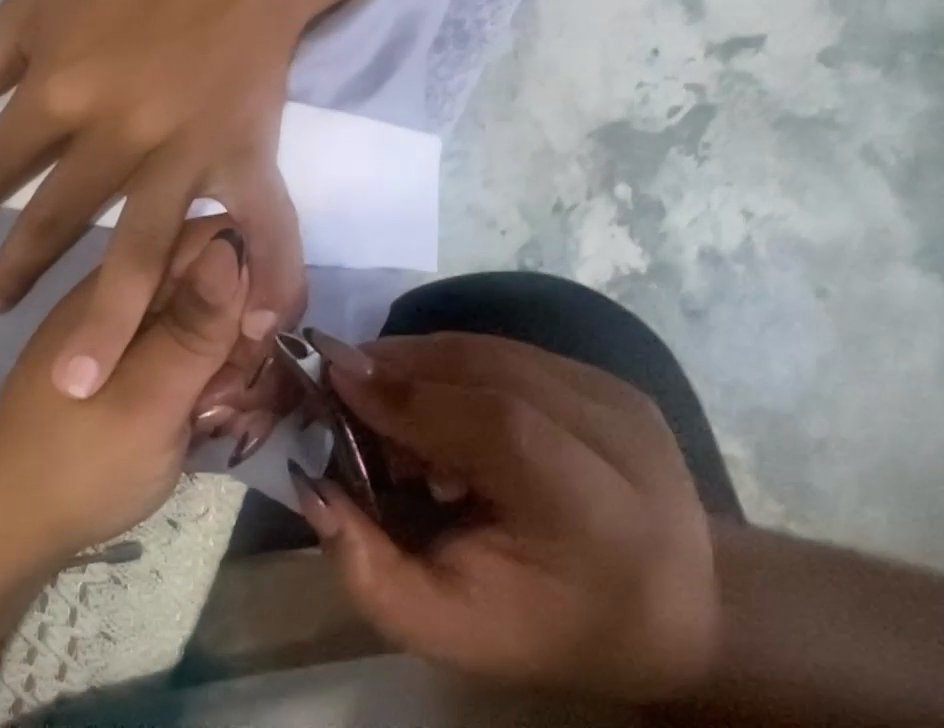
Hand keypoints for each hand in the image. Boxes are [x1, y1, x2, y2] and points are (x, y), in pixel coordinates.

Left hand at [0, 0, 321, 403]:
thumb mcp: (31, 2)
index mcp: (59, 90)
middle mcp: (116, 136)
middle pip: (54, 221)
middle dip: (16, 273)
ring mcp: (185, 154)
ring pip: (139, 251)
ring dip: (106, 320)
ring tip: (76, 379)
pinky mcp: (246, 157)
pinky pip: (262, 227)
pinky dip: (268, 277)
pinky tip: (259, 335)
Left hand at [0, 224, 248, 557]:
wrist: (7, 519)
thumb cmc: (79, 461)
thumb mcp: (148, 396)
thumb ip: (195, 327)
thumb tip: (234, 240)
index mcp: (121, 288)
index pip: (206, 240)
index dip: (252, 275)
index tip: (262, 336)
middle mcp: (125, 304)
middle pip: (215, 288)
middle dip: (243, 337)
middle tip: (231, 393)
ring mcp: (126, 343)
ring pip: (208, 334)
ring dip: (230, 373)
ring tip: (218, 421)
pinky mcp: (131, 380)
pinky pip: (188, 369)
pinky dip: (208, 397)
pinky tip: (206, 432)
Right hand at [293, 333, 718, 700]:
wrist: (669, 611)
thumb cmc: (540, 626)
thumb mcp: (441, 626)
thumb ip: (364, 566)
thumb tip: (308, 482)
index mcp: (600, 520)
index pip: (502, 426)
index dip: (409, 395)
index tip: (331, 380)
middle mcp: (624, 443)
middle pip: (488, 371)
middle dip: (395, 368)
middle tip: (336, 388)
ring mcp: (621, 401)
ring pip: (487, 350)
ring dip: (413, 361)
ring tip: (376, 398)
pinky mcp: (607, 381)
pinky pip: (499, 351)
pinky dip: (443, 363)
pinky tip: (424, 397)